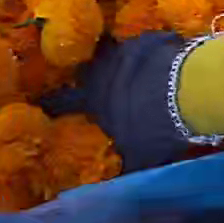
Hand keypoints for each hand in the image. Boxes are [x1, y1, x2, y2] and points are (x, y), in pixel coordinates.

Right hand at [45, 31, 218, 173]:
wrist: (181, 92)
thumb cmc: (150, 129)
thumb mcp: (138, 155)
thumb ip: (126, 162)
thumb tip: (116, 184)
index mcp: (93, 99)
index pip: (62, 101)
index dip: (52, 102)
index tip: (42, 101)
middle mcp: (103, 70)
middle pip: (87, 66)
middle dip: (91, 71)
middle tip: (96, 75)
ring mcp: (127, 49)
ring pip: (118, 51)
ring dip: (125, 60)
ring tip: (136, 66)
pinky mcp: (153, 38)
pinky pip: (148, 45)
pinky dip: (153, 52)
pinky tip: (166, 60)